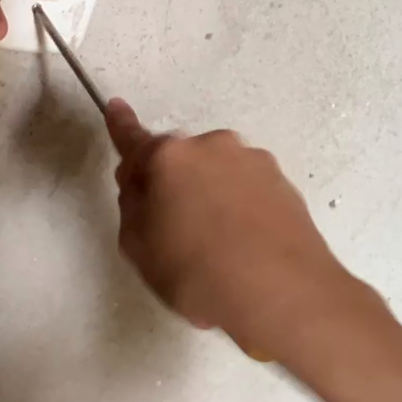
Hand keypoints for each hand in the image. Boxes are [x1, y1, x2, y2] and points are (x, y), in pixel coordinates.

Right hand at [104, 99, 385, 354]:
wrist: (285, 295)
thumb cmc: (197, 272)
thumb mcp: (138, 247)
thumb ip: (132, 206)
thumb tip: (143, 188)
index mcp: (167, 157)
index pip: (133, 138)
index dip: (120, 125)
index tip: (116, 105)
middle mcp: (210, 146)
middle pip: (178, 160)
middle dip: (170, 184)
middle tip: (171, 230)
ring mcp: (252, 161)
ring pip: (216, 173)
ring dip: (208, 195)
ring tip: (216, 248)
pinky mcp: (283, 183)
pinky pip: (247, 190)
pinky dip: (239, 209)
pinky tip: (243, 248)